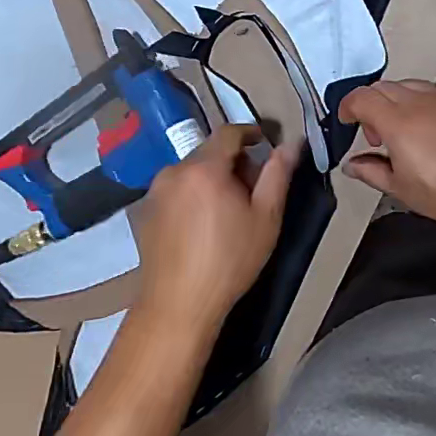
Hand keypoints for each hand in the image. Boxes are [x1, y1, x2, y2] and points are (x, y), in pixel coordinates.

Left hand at [133, 124, 299, 333]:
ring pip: (190, 172)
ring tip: (226, 211)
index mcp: (204, 168)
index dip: (249, 133)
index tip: (264, 142)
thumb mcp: (266, 218)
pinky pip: (174, 191)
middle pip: (208, 153)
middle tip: (251, 189)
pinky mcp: (144, 211)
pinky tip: (200, 226)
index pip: (228, 132)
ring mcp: (154, 191)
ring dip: (210, 180)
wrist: (179, 303)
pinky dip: (191, 196)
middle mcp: (174, 171)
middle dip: (232, 162)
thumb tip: (292, 144)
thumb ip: (278, 175)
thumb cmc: (229, 260)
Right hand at [338, 80, 435, 239]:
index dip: (347, 106)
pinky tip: (434, 132)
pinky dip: (426, 105)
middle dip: (371, 106)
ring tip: (406, 134)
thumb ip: (372, 172)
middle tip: (376, 135)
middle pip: (383, 88)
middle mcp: (423, 102)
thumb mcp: (404, 191)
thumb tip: (353, 165)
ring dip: (398, 103)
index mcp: (400, 124)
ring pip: (410, 86)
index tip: (347, 119)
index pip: (361, 98)